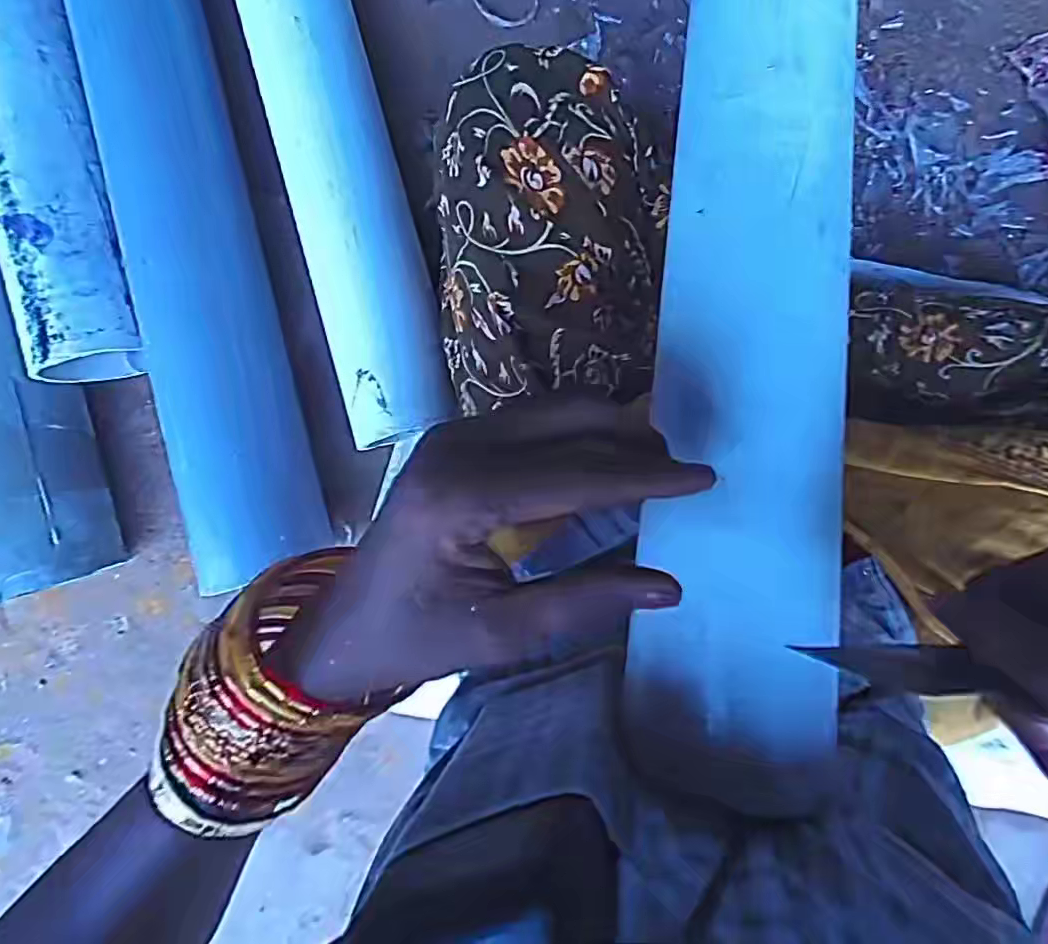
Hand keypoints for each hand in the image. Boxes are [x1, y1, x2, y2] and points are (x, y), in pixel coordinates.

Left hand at [266, 396, 715, 704]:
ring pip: (557, 409)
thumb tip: (669, 587)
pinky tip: (606, 458)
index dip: (648, 476)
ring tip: (653, 463)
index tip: (703, 478)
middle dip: (636, 443)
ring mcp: (455, 434)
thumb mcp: (503, 634)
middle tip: (681, 471)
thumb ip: (587, 602)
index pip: (579, 474)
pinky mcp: (458, 436)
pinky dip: (582, 432)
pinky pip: (538, 418)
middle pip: (573, 422)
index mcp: (464, 497)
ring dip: (612, 429)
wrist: (343, 625)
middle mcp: (459, 447)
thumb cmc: (418, 638)